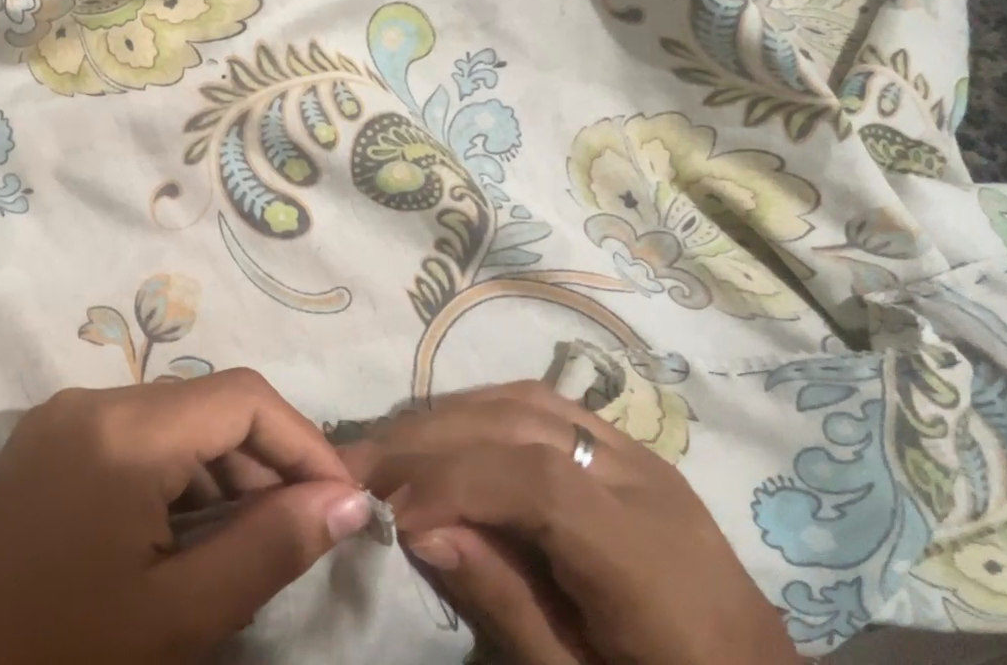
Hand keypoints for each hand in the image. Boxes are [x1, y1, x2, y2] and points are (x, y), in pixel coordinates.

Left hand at [0, 369, 374, 664]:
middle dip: (264, 458)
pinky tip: (183, 531)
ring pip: (168, 418)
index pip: (242, 397)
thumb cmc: (63, 646)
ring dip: (219, 467)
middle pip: (204, 402)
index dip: (305, 442)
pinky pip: (129, 436)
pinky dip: (173, 472)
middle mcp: (90, 401)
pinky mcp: (42, 442)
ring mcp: (59, 417)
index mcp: (125, 429)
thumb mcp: (180, 611)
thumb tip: (349, 500)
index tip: (343, 504)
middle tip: (301, 530)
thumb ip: (270, 546)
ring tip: (247, 538)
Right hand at [341, 382, 798, 664]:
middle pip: (521, 425)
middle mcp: (651, 487)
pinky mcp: (629, 452)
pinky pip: (541, 406)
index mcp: (653, 561)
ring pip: (524, 401)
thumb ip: (505, 605)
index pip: (541, 481)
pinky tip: (441, 436)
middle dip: (426, 442)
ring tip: (387, 451)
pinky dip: (477, 411)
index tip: (388, 514)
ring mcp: (642, 458)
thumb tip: (417, 528)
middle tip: (353, 467)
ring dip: (444, 419)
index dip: (453, 483)